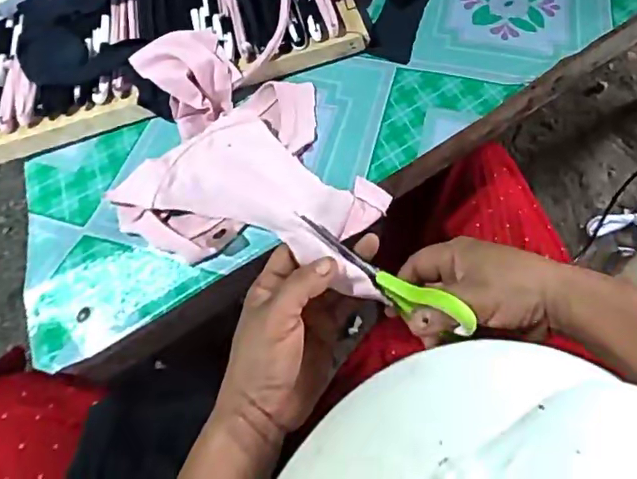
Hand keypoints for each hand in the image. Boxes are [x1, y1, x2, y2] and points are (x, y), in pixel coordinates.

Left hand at [210, 235, 379, 450]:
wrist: (263, 414)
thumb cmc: (260, 358)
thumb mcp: (276, 315)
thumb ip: (303, 284)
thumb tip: (332, 260)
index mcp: (273, 284)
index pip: (295, 251)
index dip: (316, 237)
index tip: (342, 223)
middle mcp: (293, 294)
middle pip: (321, 267)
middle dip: (343, 254)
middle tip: (370, 240)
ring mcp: (312, 314)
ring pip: (337, 287)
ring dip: (355, 274)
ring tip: (377, 257)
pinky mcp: (328, 335)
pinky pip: (346, 310)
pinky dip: (361, 298)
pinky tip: (375, 287)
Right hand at [396, 237, 571, 346]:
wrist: (558, 300)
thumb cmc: (512, 288)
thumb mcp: (472, 299)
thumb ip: (440, 309)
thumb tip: (411, 320)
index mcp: (453, 254)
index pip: (416, 265)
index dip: (402, 285)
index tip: (392, 311)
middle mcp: (461, 267)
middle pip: (429, 290)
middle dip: (424, 314)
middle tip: (424, 338)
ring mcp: (476, 287)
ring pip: (447, 308)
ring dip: (442, 327)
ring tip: (442, 346)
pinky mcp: (489, 306)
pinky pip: (464, 319)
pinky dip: (459, 332)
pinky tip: (459, 346)